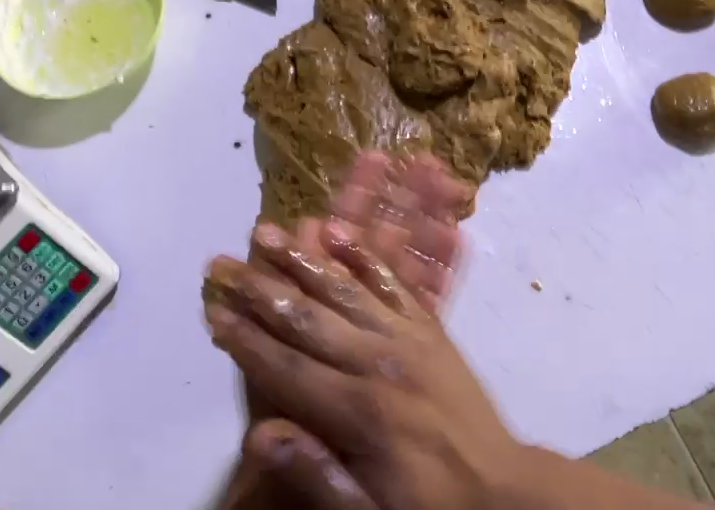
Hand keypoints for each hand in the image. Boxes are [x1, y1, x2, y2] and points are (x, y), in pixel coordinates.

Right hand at [218, 153, 468, 508]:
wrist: (503, 487)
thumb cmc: (427, 504)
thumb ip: (315, 473)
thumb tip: (259, 435)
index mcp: (359, 411)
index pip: (286, 367)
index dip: (245, 340)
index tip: (212, 311)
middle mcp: (378, 362)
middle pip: (306, 317)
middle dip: (258, 289)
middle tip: (220, 263)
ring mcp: (407, 337)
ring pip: (343, 287)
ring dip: (301, 257)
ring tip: (267, 231)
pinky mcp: (429, 326)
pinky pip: (393, 281)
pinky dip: (364, 255)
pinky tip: (338, 231)